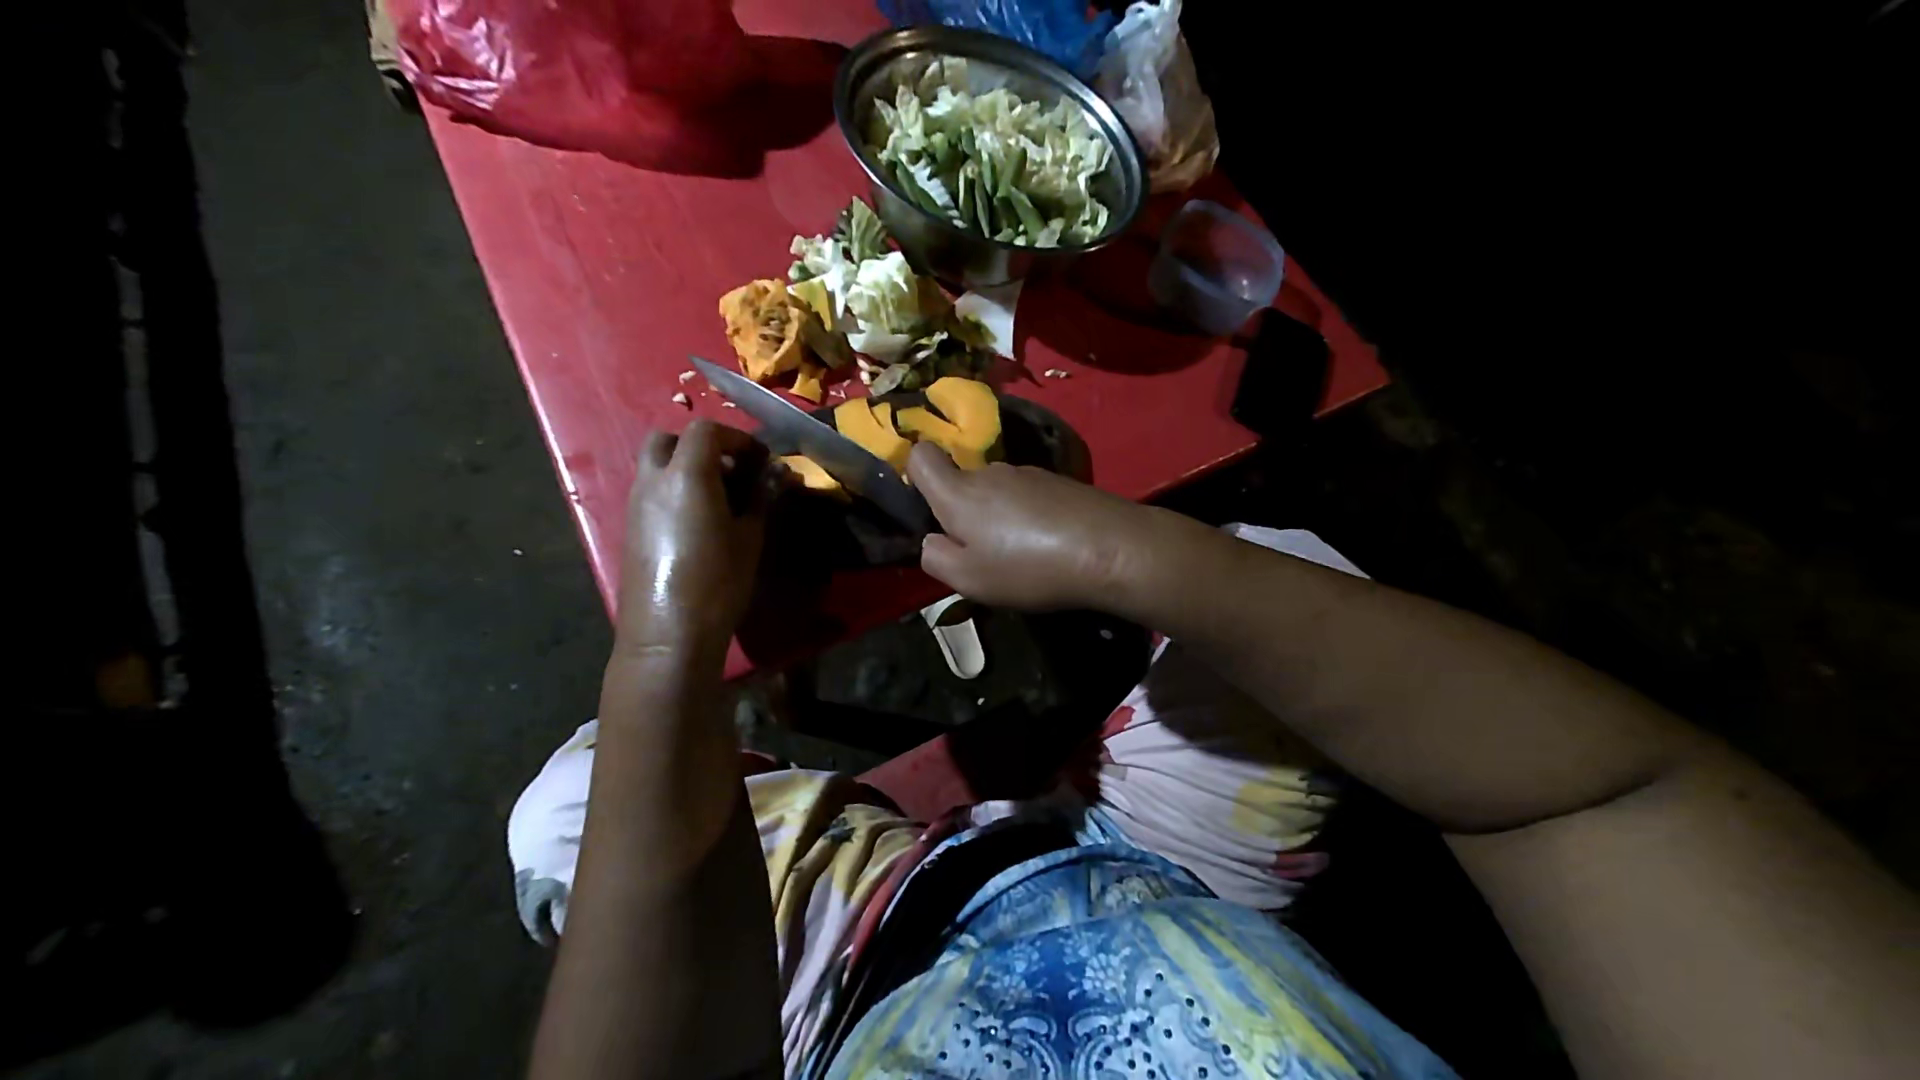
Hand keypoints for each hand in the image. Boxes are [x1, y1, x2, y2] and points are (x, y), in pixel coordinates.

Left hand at [614, 421, 776, 663]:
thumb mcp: (750, 536)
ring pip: (655, 463)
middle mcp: (653, 480)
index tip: (760, 458)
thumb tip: (780, 471)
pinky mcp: (630, 525)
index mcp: (686, 475)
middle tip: (732, 470)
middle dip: (702, 444)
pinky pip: (651, 488)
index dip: (736, 437)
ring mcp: (635, 503)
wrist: (669, 632)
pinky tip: (699, 519)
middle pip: (668, 438)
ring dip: (686, 465)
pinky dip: (674, 487)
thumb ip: (763, 496)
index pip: (706, 430)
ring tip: (720, 496)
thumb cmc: (718, 582)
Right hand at [907, 442, 1164, 609]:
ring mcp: (1028, 473)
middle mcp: (990, 473)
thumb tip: (932, 539)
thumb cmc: (1028, 568)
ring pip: (996, 491)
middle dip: (963, 511)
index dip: (914, 473)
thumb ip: (935, 557)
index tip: (927, 506)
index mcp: (959, 492)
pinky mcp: (1058, 481)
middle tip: (981, 552)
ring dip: (998, 516)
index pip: (921, 455)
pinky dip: (1028, 516)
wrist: (1110, 549)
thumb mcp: (968, 580)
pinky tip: (1049, 544)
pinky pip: (1027, 496)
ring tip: (1022, 554)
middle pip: (962, 481)